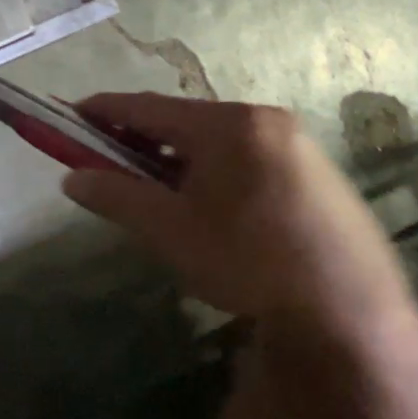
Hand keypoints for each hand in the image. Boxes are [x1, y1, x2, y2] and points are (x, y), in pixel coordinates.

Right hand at [62, 93, 417, 333]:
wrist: (347, 311)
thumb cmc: (245, 258)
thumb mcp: (165, 228)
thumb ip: (114, 195)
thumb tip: (73, 177)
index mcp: (227, 124)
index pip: (147, 106)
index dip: (103, 110)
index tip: (70, 115)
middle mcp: (266, 121)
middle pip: (183, 120)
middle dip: (139, 138)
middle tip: (107, 162)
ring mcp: (299, 147)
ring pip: (215, 141)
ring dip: (174, 157)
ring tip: (152, 190)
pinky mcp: (318, 176)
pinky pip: (246, 157)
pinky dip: (211, 170)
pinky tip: (204, 207)